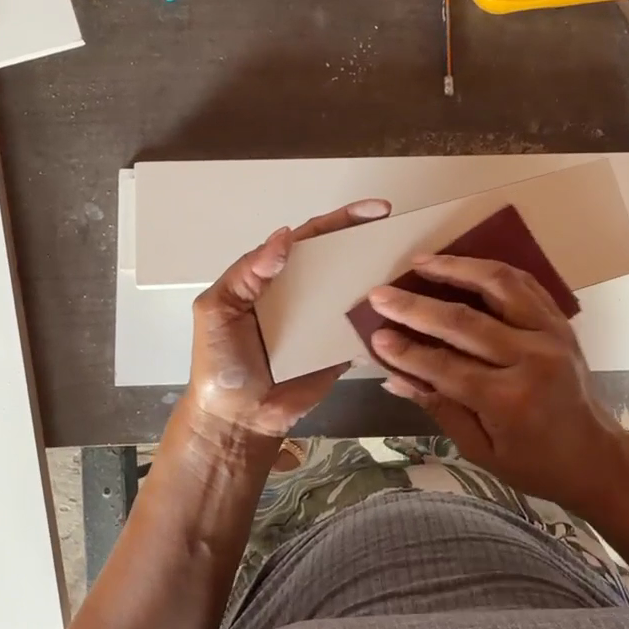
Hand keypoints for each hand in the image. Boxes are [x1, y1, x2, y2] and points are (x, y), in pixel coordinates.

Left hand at [184, 199, 390, 440]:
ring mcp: (325, 321)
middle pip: (340, 258)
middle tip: (399, 228)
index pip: (310, 240)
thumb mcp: (218, 309)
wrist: (236, 419)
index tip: (374, 210)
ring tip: (410, 263)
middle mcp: (304, 293)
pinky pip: (364, 330)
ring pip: (357, 290)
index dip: (340, 220)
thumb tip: (285, 236)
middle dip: (369, 239)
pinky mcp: (340, 350)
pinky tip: (404, 307)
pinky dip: (383, 319)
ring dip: (382, 276)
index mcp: (274, 277)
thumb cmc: (220, 362)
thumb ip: (248, 273)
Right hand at [363, 255, 628, 514]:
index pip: (446, 368)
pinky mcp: (560, 322)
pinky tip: (463, 265)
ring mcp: (551, 335)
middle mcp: (533, 360)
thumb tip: (395, 376)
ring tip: (421, 262)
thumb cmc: (533, 463)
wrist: (594, 456)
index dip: (408, 351)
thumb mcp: (480, 450)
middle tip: (381, 294)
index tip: (375, 336)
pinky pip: (524, 283)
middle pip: (464, 322)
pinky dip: (491, 270)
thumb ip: (439, 408)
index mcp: (510, 401)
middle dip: (416, 307)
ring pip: (499, 285)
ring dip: (456, 269)